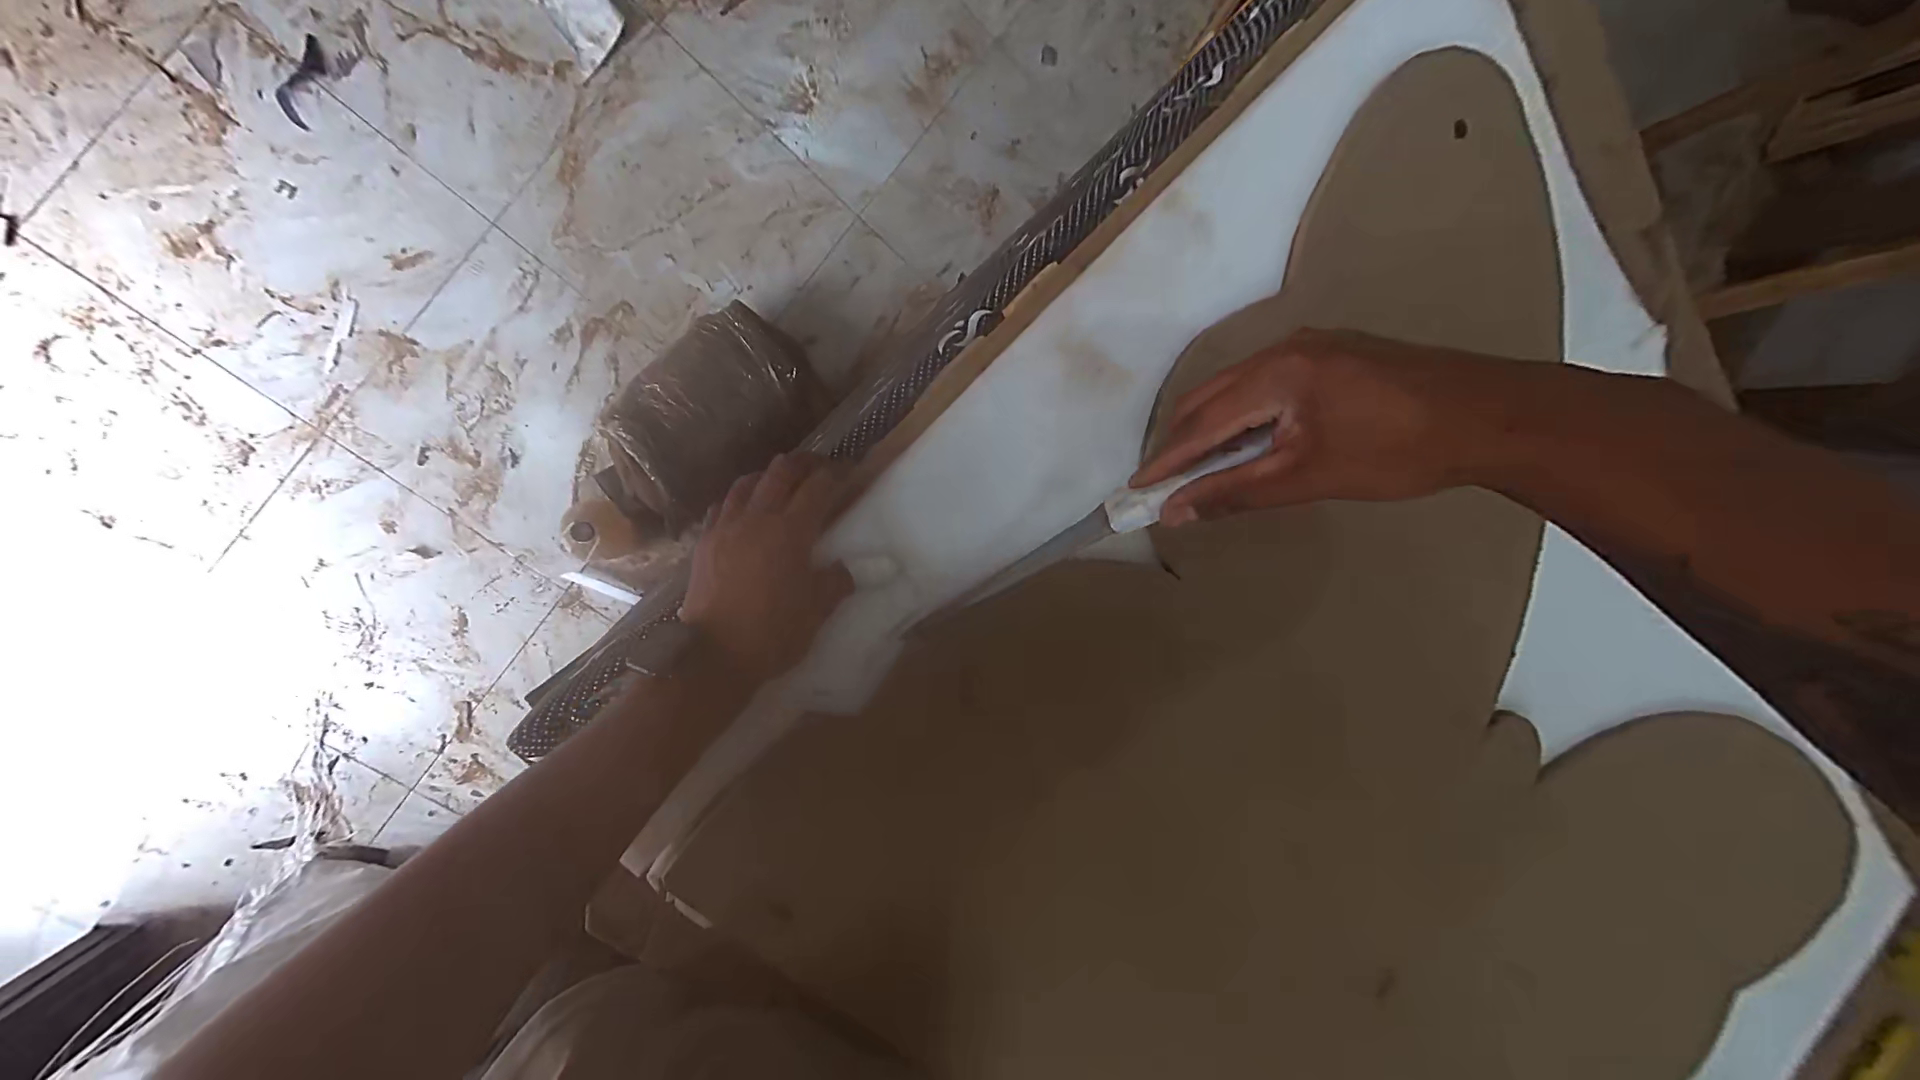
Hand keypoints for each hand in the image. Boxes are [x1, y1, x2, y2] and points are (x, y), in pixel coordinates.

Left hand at [680, 453, 854, 681]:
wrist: (715, 654)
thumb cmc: (774, 633)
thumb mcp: (817, 609)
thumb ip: (836, 581)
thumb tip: (845, 569)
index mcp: (791, 532)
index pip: (818, 488)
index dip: (836, 474)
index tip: (848, 471)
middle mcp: (757, 519)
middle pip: (781, 473)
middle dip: (803, 462)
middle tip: (818, 465)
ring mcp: (726, 528)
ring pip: (747, 483)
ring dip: (769, 475)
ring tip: (780, 480)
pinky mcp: (705, 542)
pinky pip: (723, 505)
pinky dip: (739, 498)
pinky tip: (744, 509)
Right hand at [1132, 329, 1526, 523]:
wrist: (1492, 417)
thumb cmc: (1397, 452)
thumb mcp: (1307, 478)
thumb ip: (1234, 492)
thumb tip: (1177, 512)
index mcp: (1276, 373)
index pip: (1202, 423)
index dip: (1166, 459)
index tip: (1136, 487)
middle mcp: (1284, 348)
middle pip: (1210, 397)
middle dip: (1181, 440)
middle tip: (1162, 480)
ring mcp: (1309, 345)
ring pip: (1235, 388)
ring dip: (1211, 427)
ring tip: (1197, 466)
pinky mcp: (1329, 353)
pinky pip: (1263, 383)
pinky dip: (1241, 414)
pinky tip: (1246, 439)